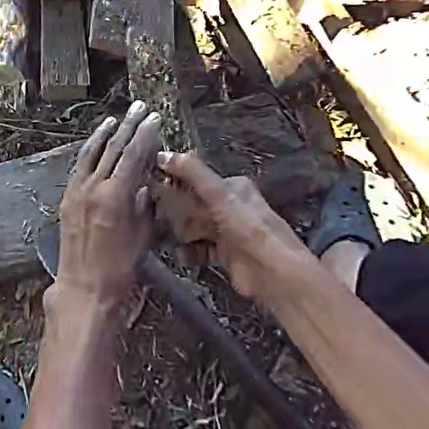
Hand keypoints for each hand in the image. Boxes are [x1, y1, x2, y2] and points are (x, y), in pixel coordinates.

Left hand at [55, 101, 161, 311]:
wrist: (83, 288)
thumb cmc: (118, 268)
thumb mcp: (141, 235)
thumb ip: (143, 205)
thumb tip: (145, 183)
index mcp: (114, 195)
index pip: (132, 156)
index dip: (144, 135)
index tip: (154, 119)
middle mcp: (92, 188)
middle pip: (112, 149)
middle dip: (127, 126)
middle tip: (138, 108)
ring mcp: (76, 192)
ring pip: (91, 154)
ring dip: (104, 134)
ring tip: (116, 119)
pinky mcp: (67, 200)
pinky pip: (79, 168)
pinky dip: (89, 153)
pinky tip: (95, 146)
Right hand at [156, 152, 315, 306]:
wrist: (274, 274)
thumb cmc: (248, 227)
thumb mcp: (220, 194)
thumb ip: (192, 173)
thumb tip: (162, 154)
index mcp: (234, 187)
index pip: (199, 178)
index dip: (177, 180)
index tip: (153, 182)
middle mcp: (231, 207)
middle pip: (195, 204)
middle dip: (176, 209)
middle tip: (154, 212)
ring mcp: (228, 232)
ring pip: (195, 227)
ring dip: (180, 231)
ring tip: (162, 233)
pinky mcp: (225, 256)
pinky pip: (199, 250)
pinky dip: (188, 252)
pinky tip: (179, 254)